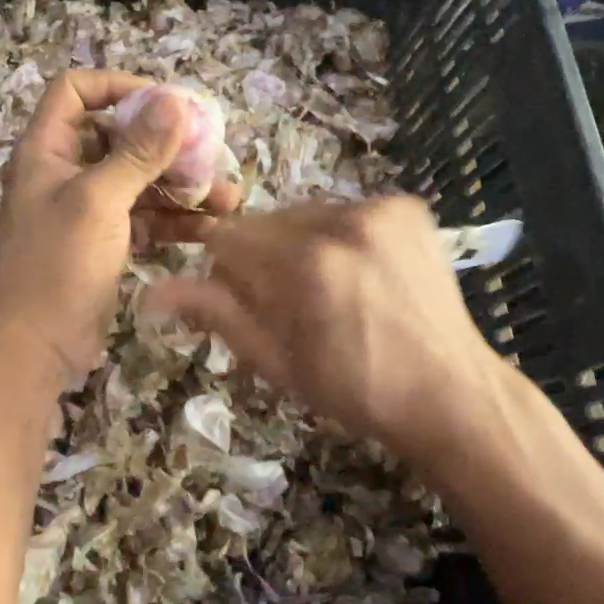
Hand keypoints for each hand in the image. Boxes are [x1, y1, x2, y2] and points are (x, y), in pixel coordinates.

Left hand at [0, 71, 242, 383]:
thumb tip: (174, 100)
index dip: (116, 87)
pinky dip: (174, 220)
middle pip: (117, 136)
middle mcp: (63, 171)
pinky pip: (143, 217)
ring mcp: (85, 208)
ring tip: (229, 198)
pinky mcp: (104, 241)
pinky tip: (212, 228)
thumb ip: (138, 152)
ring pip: (137, 180)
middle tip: (210, 151)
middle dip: (165, 144)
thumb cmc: (58, 262)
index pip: (74, 91)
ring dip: (180, 185)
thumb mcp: (100, 200)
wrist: (34, 347)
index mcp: (46, 149)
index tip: (163, 102)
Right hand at [145, 197, 509, 465]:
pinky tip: (362, 270)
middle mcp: (338, 224)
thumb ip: (216, 315)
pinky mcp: (406, 207)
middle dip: (264, 256)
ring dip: (302, 241)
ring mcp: (378, 210)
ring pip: (304, 213)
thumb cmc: (355, 389)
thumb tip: (151, 292)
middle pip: (265, 222)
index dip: (226, 269)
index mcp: (302, 267)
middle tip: (292, 302)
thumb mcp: (276, 362)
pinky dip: (343, 234)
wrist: (452, 396)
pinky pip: (347, 209)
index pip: (227, 238)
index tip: (245, 297)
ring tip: (332, 286)